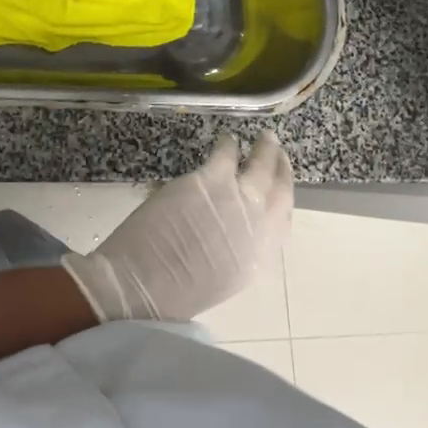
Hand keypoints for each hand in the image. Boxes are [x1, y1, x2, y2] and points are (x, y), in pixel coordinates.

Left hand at [60, 132, 292, 322]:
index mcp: (257, 259)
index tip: (282, 185)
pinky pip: (226, 154)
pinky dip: (228, 144)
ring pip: (261, 167)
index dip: (283, 200)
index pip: (282, 222)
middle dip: (282, 170)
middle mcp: (256, 228)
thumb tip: (233, 229)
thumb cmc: (173, 290)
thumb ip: (236, 250)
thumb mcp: (221, 278)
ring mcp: (237, 201)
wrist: (145, 283)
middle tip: (280, 153)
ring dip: (265, 150)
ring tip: (265, 137)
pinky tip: (227, 139)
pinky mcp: (211, 181)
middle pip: (279, 191)